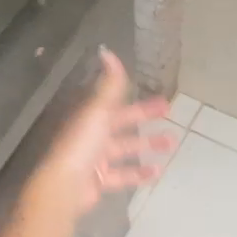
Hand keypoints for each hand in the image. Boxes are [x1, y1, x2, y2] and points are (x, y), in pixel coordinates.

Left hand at [27, 49, 174, 219]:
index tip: (158, 94)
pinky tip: (157, 172)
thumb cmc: (81, 145)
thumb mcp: (97, 111)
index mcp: (90, 116)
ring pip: (125, 149)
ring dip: (147, 145)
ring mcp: (95, 159)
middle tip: (170, 113)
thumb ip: (109, 85)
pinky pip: (123, 175)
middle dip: (145, 117)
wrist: (65, 185)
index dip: (136, 96)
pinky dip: (139, 174)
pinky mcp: (99, 180)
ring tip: (171, 144)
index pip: (115, 101)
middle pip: (122, 123)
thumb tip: (108, 51)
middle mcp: (92, 135)